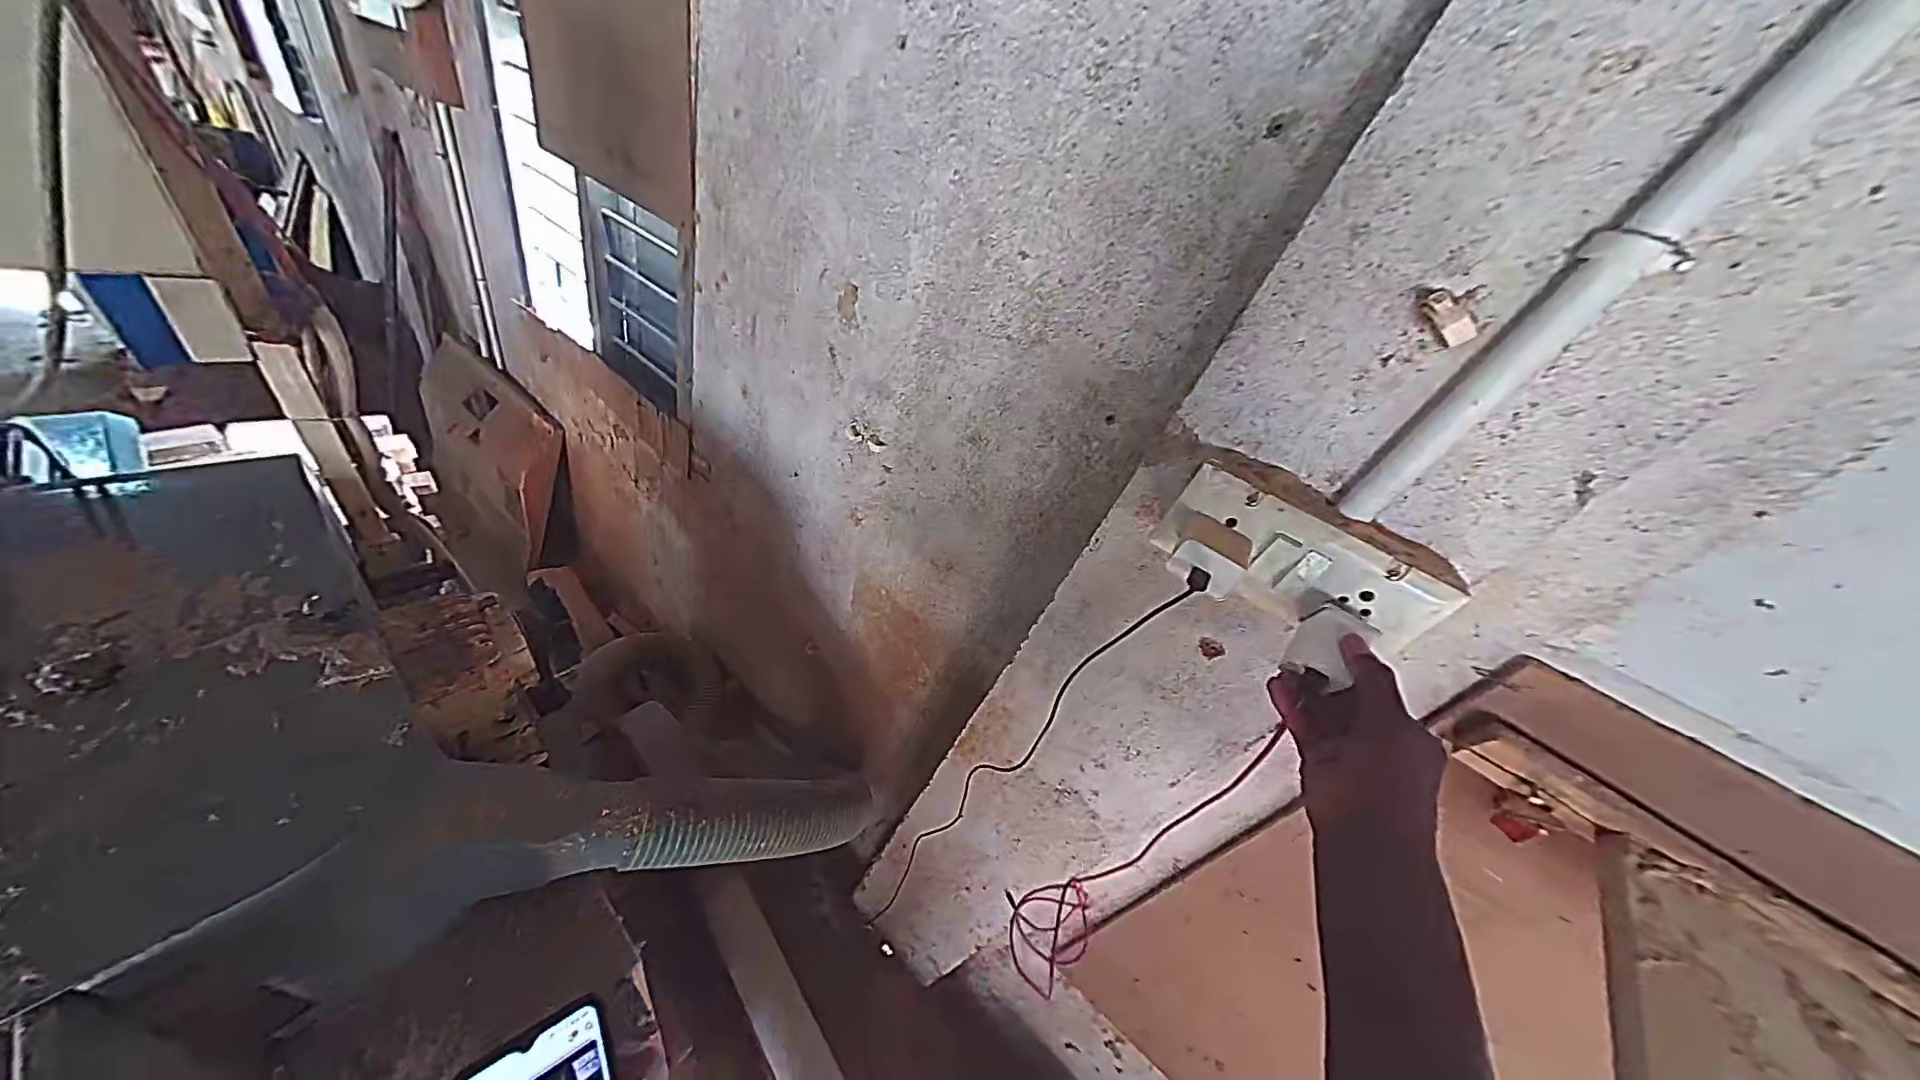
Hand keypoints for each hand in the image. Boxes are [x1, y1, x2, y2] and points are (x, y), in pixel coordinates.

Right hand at [1267, 635, 1445, 841]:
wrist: (1366, 834)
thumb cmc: (1391, 786)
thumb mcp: (1390, 722)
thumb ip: (1372, 681)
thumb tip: (1359, 647)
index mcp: (1408, 732)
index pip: (1381, 688)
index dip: (1360, 665)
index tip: (1340, 642)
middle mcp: (1377, 740)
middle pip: (1348, 696)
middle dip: (1328, 674)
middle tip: (1308, 650)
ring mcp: (1346, 751)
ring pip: (1323, 709)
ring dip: (1305, 687)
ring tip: (1289, 665)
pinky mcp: (1319, 760)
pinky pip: (1303, 724)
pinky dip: (1291, 705)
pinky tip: (1279, 687)